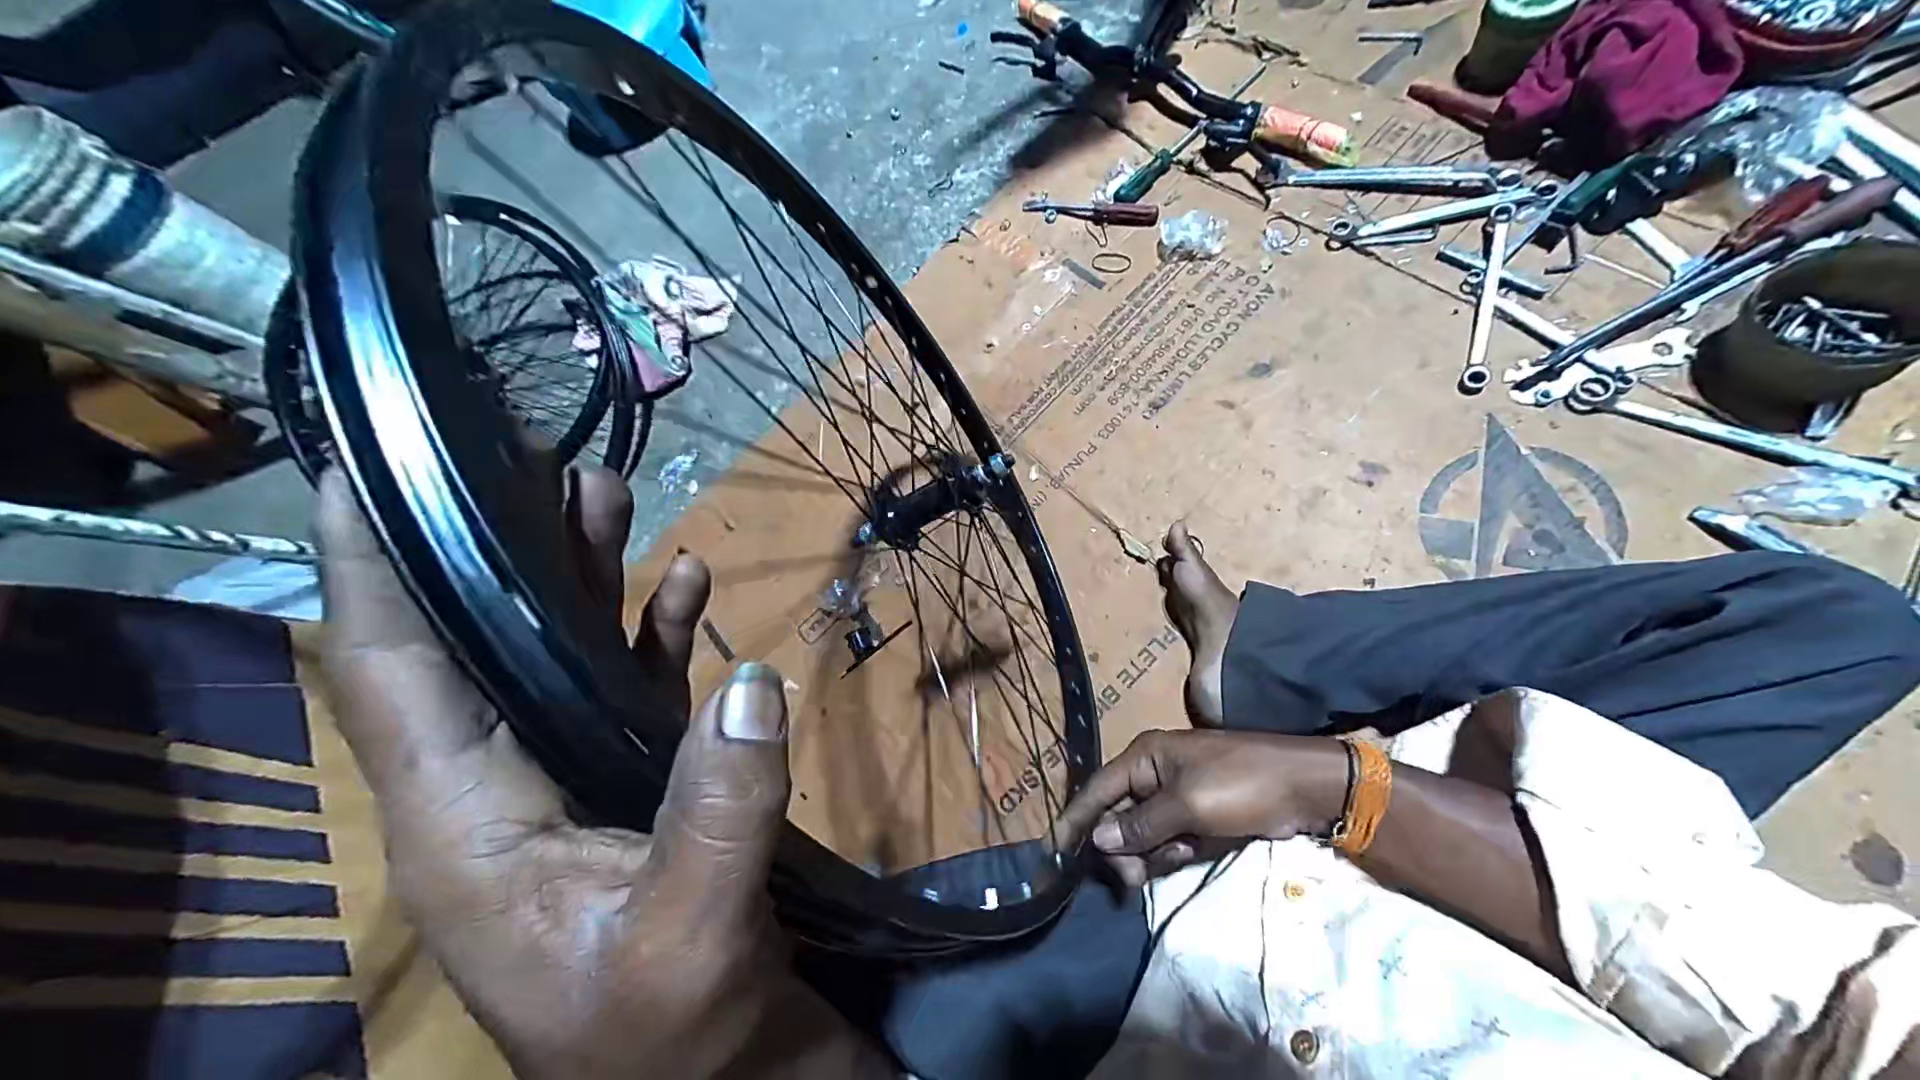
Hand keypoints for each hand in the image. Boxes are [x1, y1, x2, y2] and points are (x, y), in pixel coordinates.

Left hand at [317, 468, 887, 1079]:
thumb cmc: (675, 1038)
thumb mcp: (691, 938)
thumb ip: (719, 810)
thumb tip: (752, 681)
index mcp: (469, 825)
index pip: (390, 677)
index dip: (364, 574)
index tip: (359, 473)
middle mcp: (506, 785)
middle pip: (483, 640)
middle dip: (499, 545)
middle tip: (532, 457)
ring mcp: (577, 777)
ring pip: (561, 650)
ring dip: (582, 572)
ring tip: (602, 492)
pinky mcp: (640, 778)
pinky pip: (635, 682)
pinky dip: (656, 628)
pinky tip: (685, 586)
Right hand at [1053, 729, 1349, 885]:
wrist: (1305, 788)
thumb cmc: (1241, 784)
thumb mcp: (1187, 804)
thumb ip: (1140, 825)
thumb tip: (1097, 839)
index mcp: (1144, 757)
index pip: (1098, 789)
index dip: (1076, 819)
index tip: (1053, 850)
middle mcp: (1152, 773)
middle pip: (1117, 816)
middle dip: (1122, 847)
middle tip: (1134, 876)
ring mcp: (1174, 795)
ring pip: (1142, 832)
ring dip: (1152, 852)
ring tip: (1178, 855)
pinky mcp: (1195, 815)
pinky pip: (1168, 838)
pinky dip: (1173, 851)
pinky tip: (1192, 852)